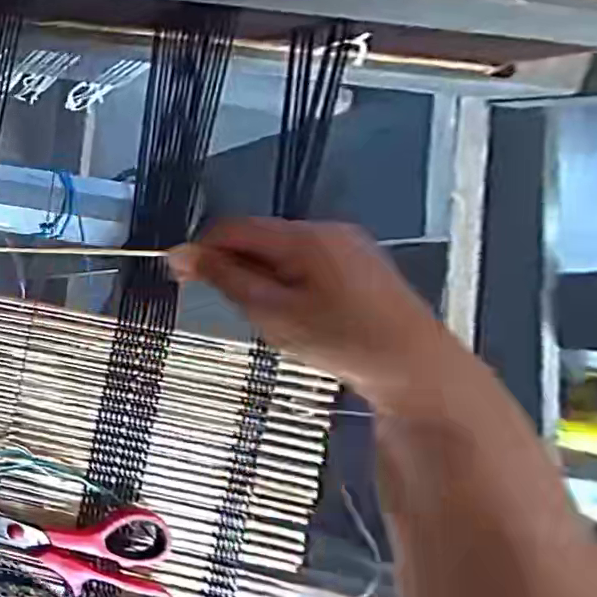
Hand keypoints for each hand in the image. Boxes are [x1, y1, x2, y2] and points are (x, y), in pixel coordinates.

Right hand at [168, 218, 465, 402]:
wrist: (417, 369)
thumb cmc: (340, 340)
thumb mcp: (267, 309)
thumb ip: (221, 276)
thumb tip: (179, 252)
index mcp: (304, 237)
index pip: (230, 228)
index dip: (201, 250)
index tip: (183, 279)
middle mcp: (328, 231)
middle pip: (254, 236)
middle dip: (230, 264)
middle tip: (227, 303)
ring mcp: (348, 245)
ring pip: (276, 250)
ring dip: (256, 273)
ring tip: (263, 311)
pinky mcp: (358, 262)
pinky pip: (300, 259)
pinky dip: (282, 278)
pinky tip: (290, 309)